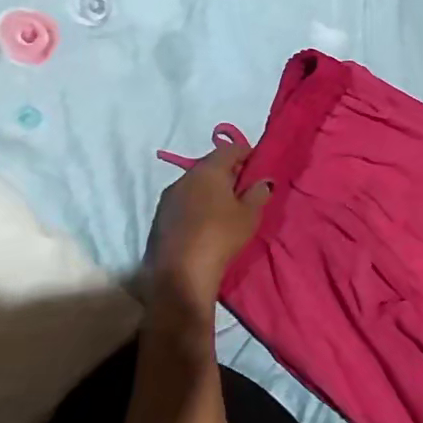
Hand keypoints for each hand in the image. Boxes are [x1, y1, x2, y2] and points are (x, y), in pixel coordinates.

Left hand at [145, 141, 272, 312]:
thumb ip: (258, 194)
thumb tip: (262, 181)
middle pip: (210, 166)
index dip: (246, 153)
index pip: (229, 149)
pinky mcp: (159, 218)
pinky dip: (197, 206)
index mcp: (207, 170)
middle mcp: (184, 177)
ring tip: (226, 209)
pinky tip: (206, 223)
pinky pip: (184, 203)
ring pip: (194, 185)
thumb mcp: (249, 216)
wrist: (180, 273)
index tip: (258, 165)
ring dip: (210, 191)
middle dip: (228, 173)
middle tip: (245, 189)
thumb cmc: (220, 236)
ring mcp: (168, 197)